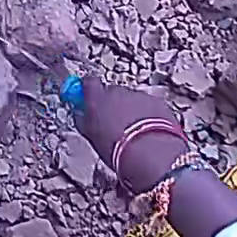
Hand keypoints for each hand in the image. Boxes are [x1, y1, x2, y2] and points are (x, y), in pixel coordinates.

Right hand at [75, 77, 187, 194]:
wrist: (149, 153)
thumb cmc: (118, 147)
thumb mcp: (90, 134)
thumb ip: (83, 118)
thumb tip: (79, 115)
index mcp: (96, 96)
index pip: (87, 83)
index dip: (86, 90)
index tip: (85, 98)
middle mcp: (117, 91)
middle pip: (111, 91)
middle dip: (111, 104)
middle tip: (111, 123)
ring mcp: (138, 96)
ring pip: (130, 99)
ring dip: (130, 111)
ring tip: (130, 133)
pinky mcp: (156, 102)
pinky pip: (148, 105)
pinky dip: (147, 115)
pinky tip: (145, 133)